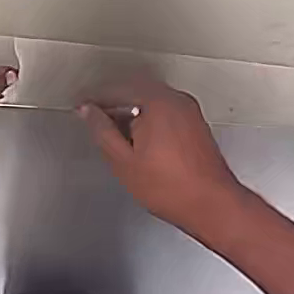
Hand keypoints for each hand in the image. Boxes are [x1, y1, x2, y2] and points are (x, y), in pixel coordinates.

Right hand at [77, 79, 249, 232]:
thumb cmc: (173, 188)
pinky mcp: (196, 125)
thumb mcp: (123, 160)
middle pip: (136, 90)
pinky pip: (166, 111)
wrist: (210, 204)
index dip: (95, 99)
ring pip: (152, 100)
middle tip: (95, 117)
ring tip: (115, 133)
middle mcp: (177, 101)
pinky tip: (140, 141)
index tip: (83, 107)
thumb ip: (102, 131)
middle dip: (113, 103)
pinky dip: (149, 119)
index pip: (117, 89)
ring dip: (131, 111)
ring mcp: (189, 112)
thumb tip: (89, 112)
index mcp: (157, 102)